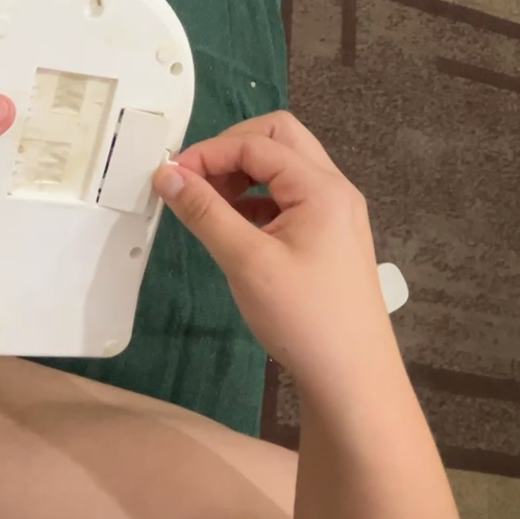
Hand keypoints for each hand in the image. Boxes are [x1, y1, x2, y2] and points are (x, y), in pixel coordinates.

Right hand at [152, 112, 383, 372]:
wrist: (353, 380)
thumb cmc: (303, 318)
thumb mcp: (246, 261)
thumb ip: (204, 212)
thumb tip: (166, 174)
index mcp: (320, 188)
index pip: (255, 144)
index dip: (208, 153)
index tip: (170, 177)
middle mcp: (332, 189)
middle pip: (277, 138)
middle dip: (230, 149)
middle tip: (196, 178)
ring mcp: (333, 212)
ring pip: (282, 165)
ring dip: (241, 172)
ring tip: (207, 203)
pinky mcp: (326, 235)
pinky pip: (285, 195)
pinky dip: (253, 197)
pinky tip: (230, 225)